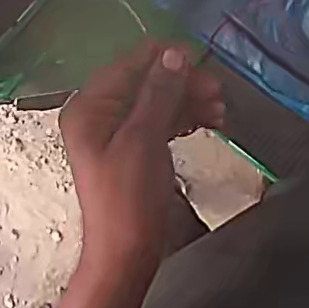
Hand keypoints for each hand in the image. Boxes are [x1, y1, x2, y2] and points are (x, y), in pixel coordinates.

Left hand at [59, 43, 223, 284]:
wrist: (127, 253)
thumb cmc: (128, 197)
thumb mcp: (144, 139)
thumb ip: (159, 93)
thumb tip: (175, 54)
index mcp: (88, 107)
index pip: (128, 65)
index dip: (164, 59)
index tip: (200, 60)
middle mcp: (98, 114)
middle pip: (144, 83)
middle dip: (181, 83)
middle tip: (217, 90)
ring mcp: (115, 133)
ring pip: (156, 102)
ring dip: (188, 101)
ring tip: (220, 109)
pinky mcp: (133, 149)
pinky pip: (159, 122)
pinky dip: (183, 118)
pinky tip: (209, 120)